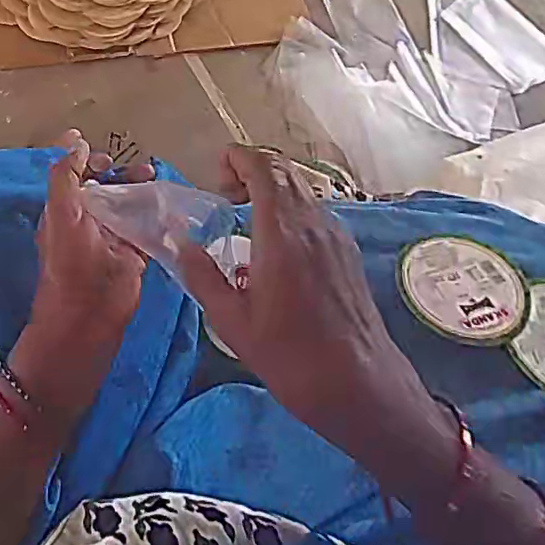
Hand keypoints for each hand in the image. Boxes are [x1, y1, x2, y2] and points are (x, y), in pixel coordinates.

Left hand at [31, 130, 152, 336]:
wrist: (88, 320)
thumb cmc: (70, 265)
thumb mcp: (61, 214)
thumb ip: (64, 177)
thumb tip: (75, 141)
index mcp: (66, 210)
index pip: (78, 176)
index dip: (92, 163)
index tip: (109, 161)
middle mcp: (89, 221)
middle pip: (107, 187)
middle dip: (123, 173)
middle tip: (142, 169)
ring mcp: (113, 238)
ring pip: (129, 204)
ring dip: (142, 189)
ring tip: (156, 180)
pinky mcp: (134, 253)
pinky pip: (148, 226)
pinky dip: (160, 214)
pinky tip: (172, 206)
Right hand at [176, 147, 437, 454]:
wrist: (361, 386)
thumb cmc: (291, 356)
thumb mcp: (232, 322)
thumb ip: (202, 276)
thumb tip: (183, 245)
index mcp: (282, 231)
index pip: (263, 167)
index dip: (238, 158)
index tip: (217, 174)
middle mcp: (312, 222)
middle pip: (283, 170)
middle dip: (251, 169)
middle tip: (226, 197)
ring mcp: (335, 234)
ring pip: (301, 188)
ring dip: (271, 188)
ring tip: (246, 219)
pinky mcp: (347, 251)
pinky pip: (314, 210)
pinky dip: (289, 208)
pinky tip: (276, 247)